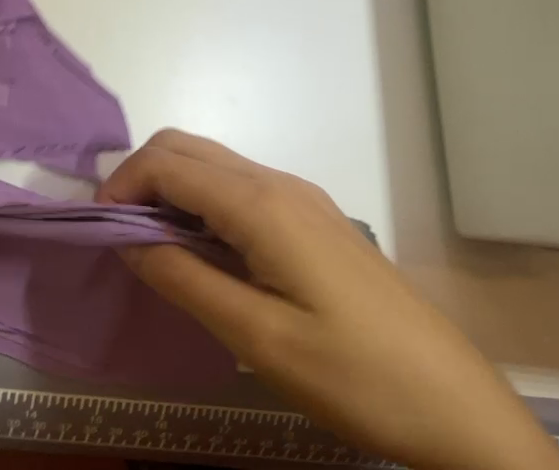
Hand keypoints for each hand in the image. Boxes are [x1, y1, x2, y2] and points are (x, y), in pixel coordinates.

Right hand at [100, 130, 558, 469]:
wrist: (459, 410)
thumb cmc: (356, 378)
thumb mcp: (257, 339)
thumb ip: (183, 278)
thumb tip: (126, 238)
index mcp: (262, 204)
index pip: (166, 163)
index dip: (121, 187)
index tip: (98, 231)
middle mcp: (279, 183)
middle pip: (186, 148)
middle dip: (139, 178)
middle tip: (119, 235)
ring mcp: (302, 199)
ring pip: (211, 164)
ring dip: (169, 190)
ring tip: (152, 247)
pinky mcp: (314, 220)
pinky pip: (238, 188)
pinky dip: (200, 202)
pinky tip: (202, 253)